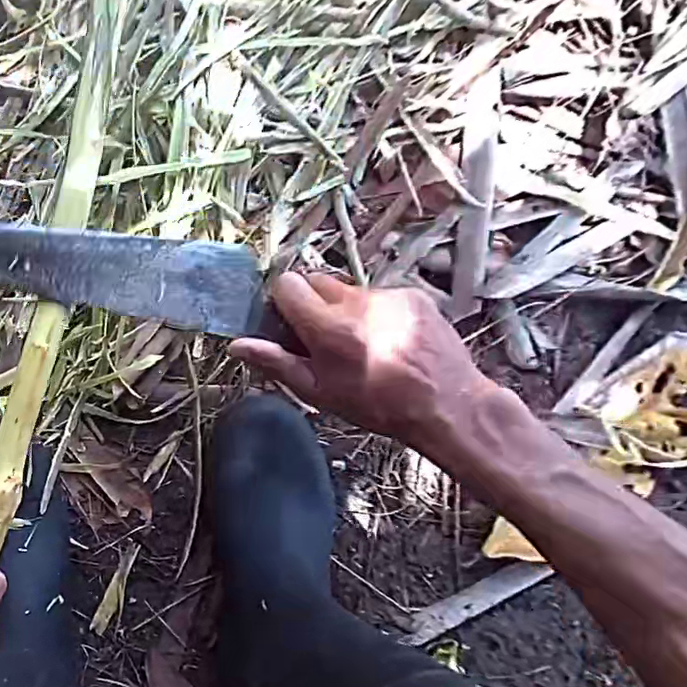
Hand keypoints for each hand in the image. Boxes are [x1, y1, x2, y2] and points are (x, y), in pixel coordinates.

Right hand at [230, 273, 493, 450]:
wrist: (448, 405)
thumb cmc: (377, 405)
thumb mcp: (318, 392)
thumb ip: (276, 362)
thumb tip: (237, 345)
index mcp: (331, 329)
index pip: (288, 284)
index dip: (281, 301)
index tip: (285, 323)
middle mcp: (359, 303)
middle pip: (315, 280)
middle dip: (308, 302)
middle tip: (314, 335)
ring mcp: (389, 296)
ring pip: (346, 289)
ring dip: (340, 308)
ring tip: (355, 343)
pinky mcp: (412, 295)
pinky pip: (376, 294)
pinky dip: (371, 311)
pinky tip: (382, 339)